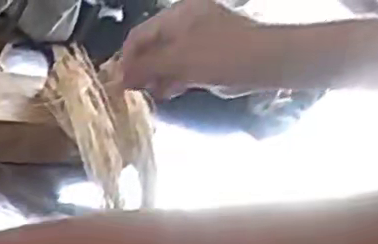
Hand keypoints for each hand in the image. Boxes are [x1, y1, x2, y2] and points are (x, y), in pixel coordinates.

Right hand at [117, 0, 276, 100]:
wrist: (260, 62)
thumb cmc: (218, 55)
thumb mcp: (176, 60)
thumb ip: (145, 67)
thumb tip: (119, 78)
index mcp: (177, 15)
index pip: (138, 36)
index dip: (125, 60)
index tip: (118, 85)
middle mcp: (183, 23)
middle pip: (149, 49)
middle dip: (139, 71)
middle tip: (134, 93)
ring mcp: (194, 40)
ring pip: (161, 61)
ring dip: (154, 79)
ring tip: (153, 94)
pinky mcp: (202, 56)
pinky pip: (176, 68)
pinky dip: (169, 81)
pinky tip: (169, 93)